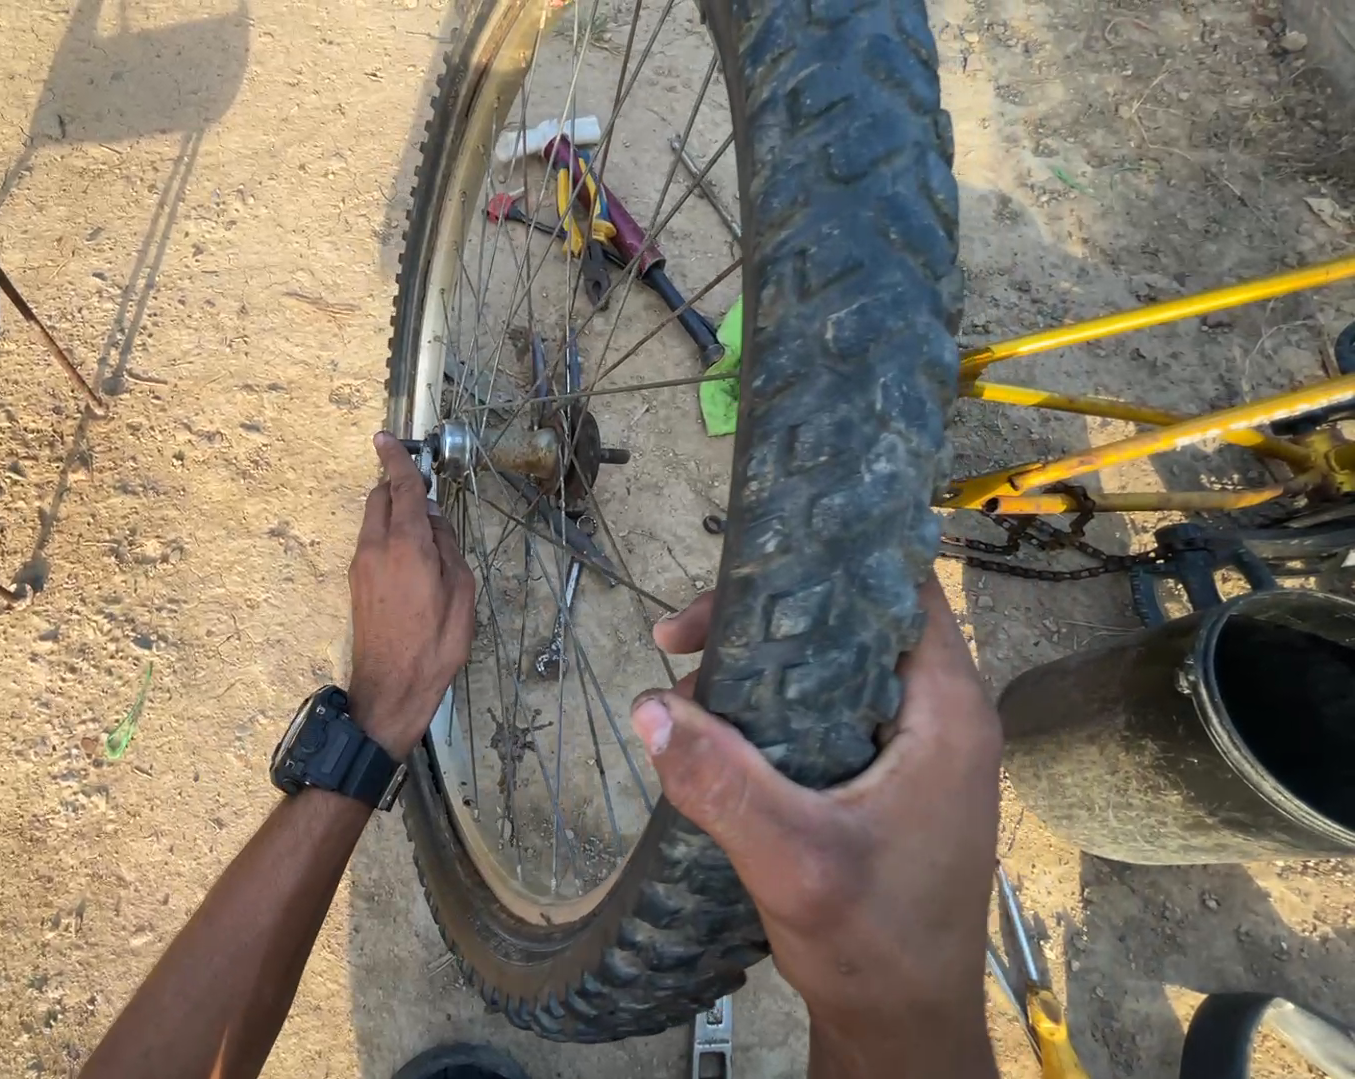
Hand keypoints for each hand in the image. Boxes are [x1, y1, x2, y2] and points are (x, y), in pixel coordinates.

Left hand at [347, 432, 476, 756]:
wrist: (390, 688)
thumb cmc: (436, 645)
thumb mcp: (461, 594)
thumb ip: (448, 548)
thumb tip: (435, 520)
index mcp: (407, 546)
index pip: (400, 488)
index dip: (396, 459)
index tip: (386, 437)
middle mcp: (376, 547)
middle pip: (380, 498)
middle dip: (397, 486)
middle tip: (424, 496)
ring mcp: (361, 565)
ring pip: (372, 520)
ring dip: (392, 512)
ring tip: (423, 534)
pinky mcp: (355, 583)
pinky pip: (370, 542)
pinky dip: (386, 534)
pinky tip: (409, 558)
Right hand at [633, 583, 1001, 1074]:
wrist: (898, 1021)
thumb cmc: (871, 941)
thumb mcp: (792, 861)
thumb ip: (722, 783)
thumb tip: (645, 707)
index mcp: (942, 713)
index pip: (900, 592)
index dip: (824, 566)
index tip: (738, 579)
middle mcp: (932, 715)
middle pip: (846, 621)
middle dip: (758, 621)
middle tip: (680, 643)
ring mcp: (906, 745)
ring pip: (825, 664)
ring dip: (752, 665)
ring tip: (686, 690)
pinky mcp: (878, 772)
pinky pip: (816, 705)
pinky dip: (762, 701)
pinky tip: (714, 728)